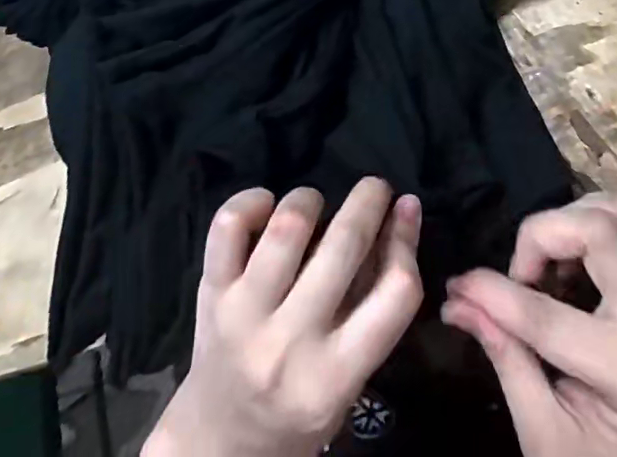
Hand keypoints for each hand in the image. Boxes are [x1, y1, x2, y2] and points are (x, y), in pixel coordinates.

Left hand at [144, 178, 423, 456]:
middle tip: (374, 186)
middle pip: (343, 247)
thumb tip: (405, 211)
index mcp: (335, 375)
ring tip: (315, 203)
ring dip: (310, 199)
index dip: (406, 240)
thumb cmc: (300, 407)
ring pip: (287, 227)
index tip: (403, 208)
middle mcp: (290, 342)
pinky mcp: (210, 292)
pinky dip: (251, 201)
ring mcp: (244, 313)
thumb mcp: (350, 373)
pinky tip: (267, 205)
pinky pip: (228, 227)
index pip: (395, 294)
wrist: (220, 439)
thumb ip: (375, 299)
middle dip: (368, 202)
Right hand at [442, 191, 616, 456]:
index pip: (548, 315)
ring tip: (544, 260)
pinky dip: (588, 218)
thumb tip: (456, 299)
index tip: (458, 286)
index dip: (489, 292)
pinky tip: (566, 255)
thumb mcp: (542, 430)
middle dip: (540, 235)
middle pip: (600, 231)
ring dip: (569, 220)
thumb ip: (502, 353)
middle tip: (518, 273)